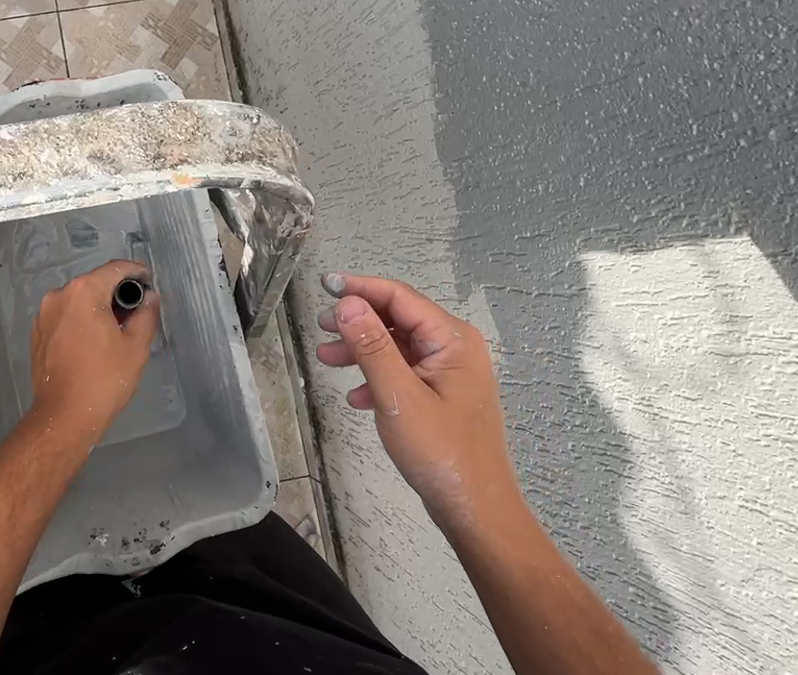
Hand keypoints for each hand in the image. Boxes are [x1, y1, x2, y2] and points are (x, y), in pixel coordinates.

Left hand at [28, 260, 159, 440]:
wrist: (64, 415)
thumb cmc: (103, 379)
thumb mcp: (135, 346)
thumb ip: (145, 314)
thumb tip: (149, 298)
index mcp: (83, 292)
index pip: (115, 269)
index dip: (136, 272)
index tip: (148, 280)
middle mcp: (59, 295)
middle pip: (94, 283)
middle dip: (116, 293)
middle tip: (136, 312)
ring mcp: (44, 314)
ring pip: (78, 300)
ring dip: (97, 307)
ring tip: (115, 331)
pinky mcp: (37, 332)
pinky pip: (64, 316)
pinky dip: (80, 321)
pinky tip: (92, 342)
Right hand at [315, 273, 522, 533]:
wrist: (476, 511)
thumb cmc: (440, 451)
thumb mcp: (398, 396)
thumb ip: (372, 345)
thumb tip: (347, 303)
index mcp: (451, 339)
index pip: (399, 296)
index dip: (360, 288)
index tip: (323, 286)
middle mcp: (454, 347)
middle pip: (397, 318)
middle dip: (357, 321)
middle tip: (321, 328)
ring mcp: (450, 372)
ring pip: (396, 345)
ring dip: (361, 349)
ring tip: (326, 359)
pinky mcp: (442, 395)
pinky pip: (403, 371)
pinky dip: (376, 376)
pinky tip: (355, 397)